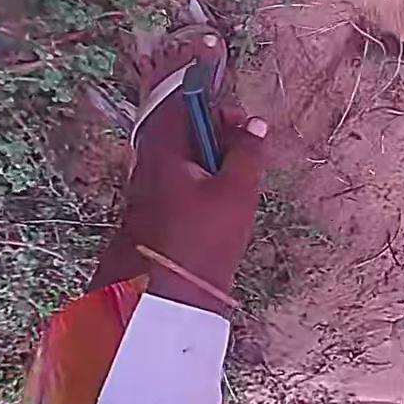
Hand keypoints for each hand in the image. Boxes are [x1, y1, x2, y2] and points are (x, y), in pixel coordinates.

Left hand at [118, 103, 268, 310]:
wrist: (165, 298)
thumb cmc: (203, 237)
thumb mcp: (237, 190)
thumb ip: (248, 152)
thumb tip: (255, 124)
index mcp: (164, 148)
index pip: (190, 106)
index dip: (221, 112)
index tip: (246, 130)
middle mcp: (150, 161)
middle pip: (188, 132)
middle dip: (222, 141)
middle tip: (246, 161)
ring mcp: (148, 186)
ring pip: (187, 159)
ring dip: (215, 165)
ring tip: (237, 187)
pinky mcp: (153, 209)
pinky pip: (181, 181)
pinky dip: (203, 184)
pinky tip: (221, 206)